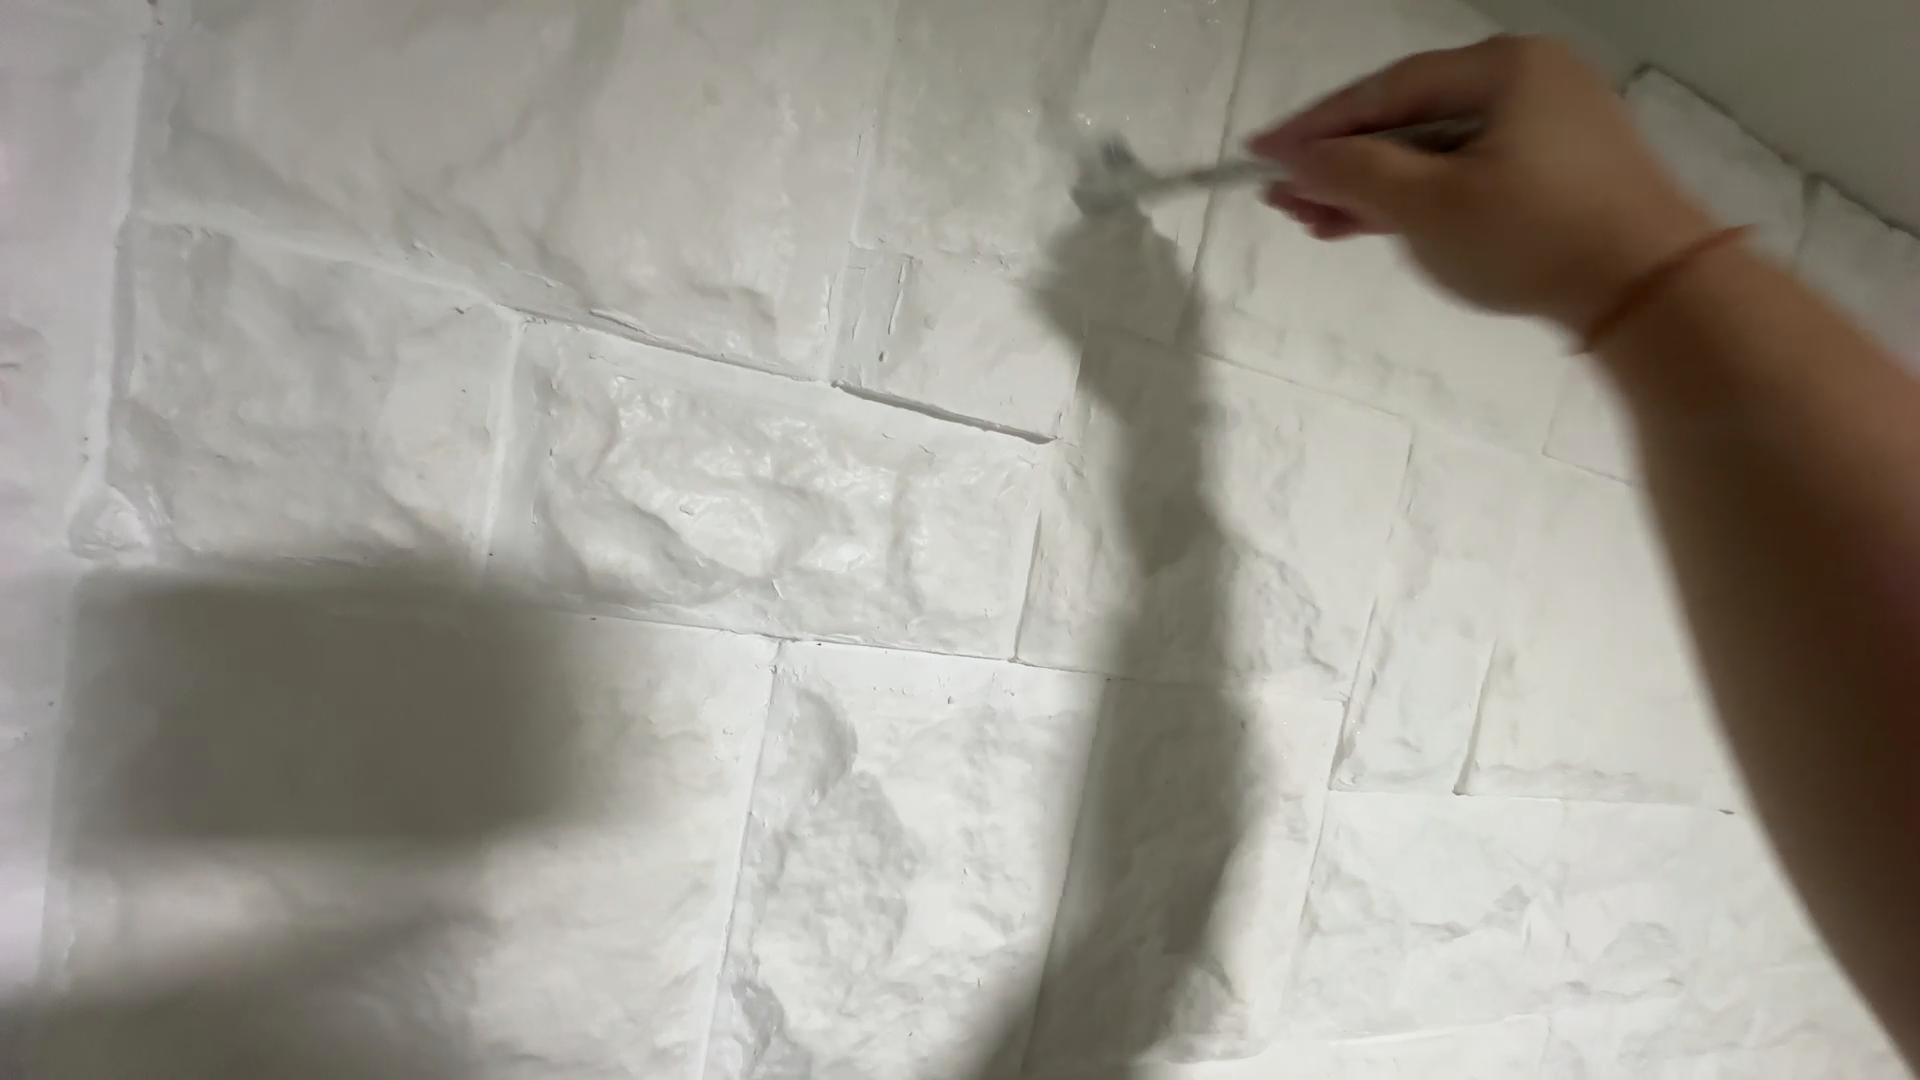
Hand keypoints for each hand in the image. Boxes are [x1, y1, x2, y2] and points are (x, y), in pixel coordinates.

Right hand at [1247, 35, 1717, 331]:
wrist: (1640, 287)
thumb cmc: (1529, 235)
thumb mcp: (1427, 203)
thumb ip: (1352, 173)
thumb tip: (1293, 157)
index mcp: (1500, 69)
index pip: (1382, 92)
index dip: (1314, 125)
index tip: (1258, 154)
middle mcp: (1518, 83)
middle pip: (1401, 121)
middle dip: (1335, 163)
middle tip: (1279, 198)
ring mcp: (1531, 128)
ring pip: (1422, 154)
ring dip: (1362, 187)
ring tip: (1308, 220)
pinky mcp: (1535, 173)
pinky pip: (1450, 176)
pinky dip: (1402, 200)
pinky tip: (1355, 224)